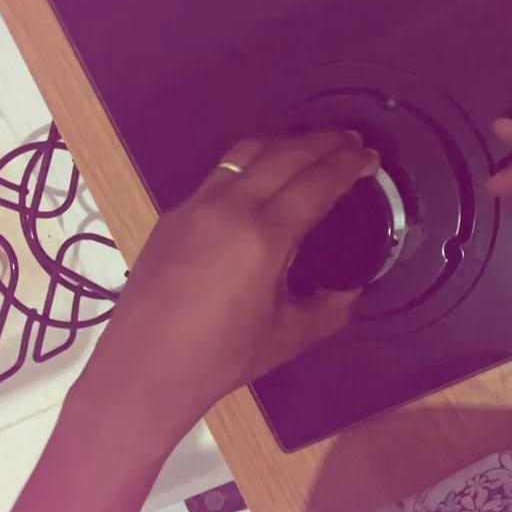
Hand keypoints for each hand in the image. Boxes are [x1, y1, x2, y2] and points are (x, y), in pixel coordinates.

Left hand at [91, 131, 379, 423]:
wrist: (142, 369)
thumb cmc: (219, 358)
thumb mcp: (287, 338)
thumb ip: (328, 310)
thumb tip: (349, 293)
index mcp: (264, 236)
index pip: (316, 183)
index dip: (349, 165)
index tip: (370, 158)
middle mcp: (231, 207)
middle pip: (286, 154)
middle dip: (324, 142)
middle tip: (351, 142)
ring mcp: (197, 205)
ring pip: (247, 152)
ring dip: (285, 143)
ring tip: (309, 149)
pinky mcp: (174, 214)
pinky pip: (220, 173)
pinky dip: (252, 164)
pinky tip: (260, 181)